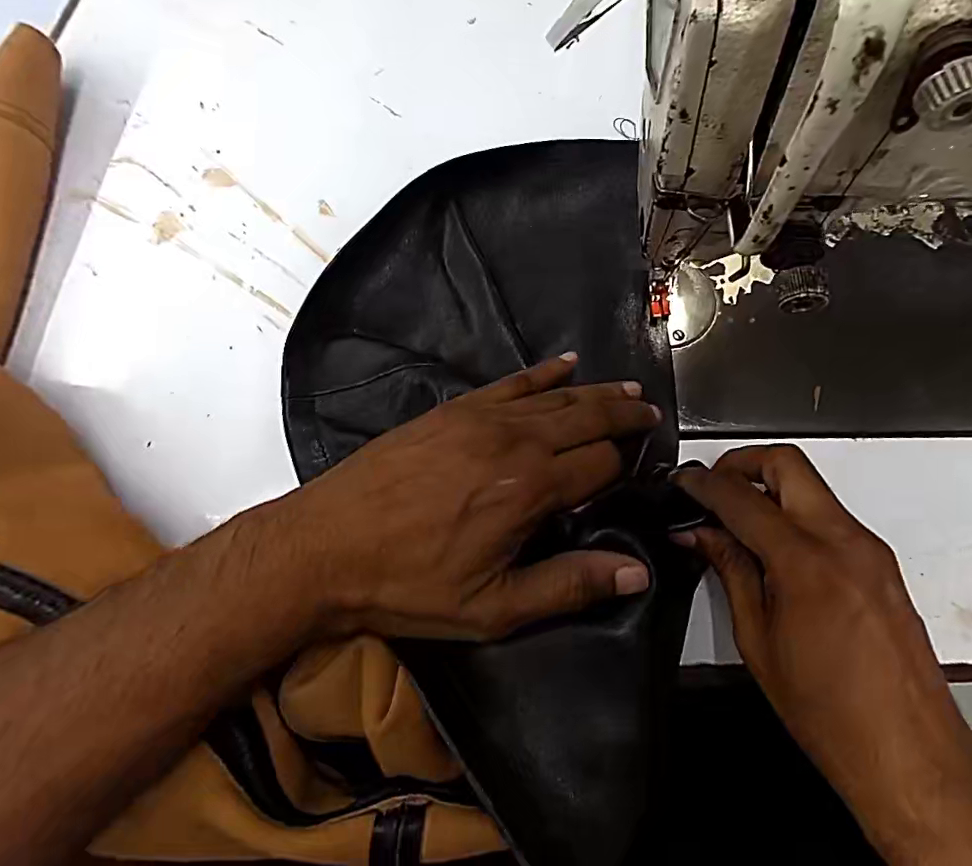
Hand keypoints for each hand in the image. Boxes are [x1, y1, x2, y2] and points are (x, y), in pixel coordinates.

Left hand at [265, 352, 660, 640]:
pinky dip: (544, 373)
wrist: (322, 547)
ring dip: (596, 393)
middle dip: (624, 417)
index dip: (627, 464)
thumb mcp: (492, 607)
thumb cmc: (404, 583)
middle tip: (649, 414)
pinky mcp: (455, 410)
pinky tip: (565, 364)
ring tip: (626, 391)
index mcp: (530, 489)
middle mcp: (515, 443)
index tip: (642, 465)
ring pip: (558, 397)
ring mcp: (483, 419)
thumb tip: (634, 573)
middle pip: (588, 419)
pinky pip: (512, 383)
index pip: (601, 465)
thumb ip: (568, 585)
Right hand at [676, 446, 971, 865]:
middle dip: (742, 462)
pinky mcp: (882, 561)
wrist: (908, 755)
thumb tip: (705, 537)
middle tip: (714, 485)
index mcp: (807, 564)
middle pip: (787, 462)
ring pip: (811, 484)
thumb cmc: (840, 718)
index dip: (704, 483)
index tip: (687, 483)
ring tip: (739, 521)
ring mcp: (870, 548)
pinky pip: (831, 514)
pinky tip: (775, 545)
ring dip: (771, 488)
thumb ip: (731, 571)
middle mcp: (846, 544)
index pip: (743, 497)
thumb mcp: (759, 642)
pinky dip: (797, 514)